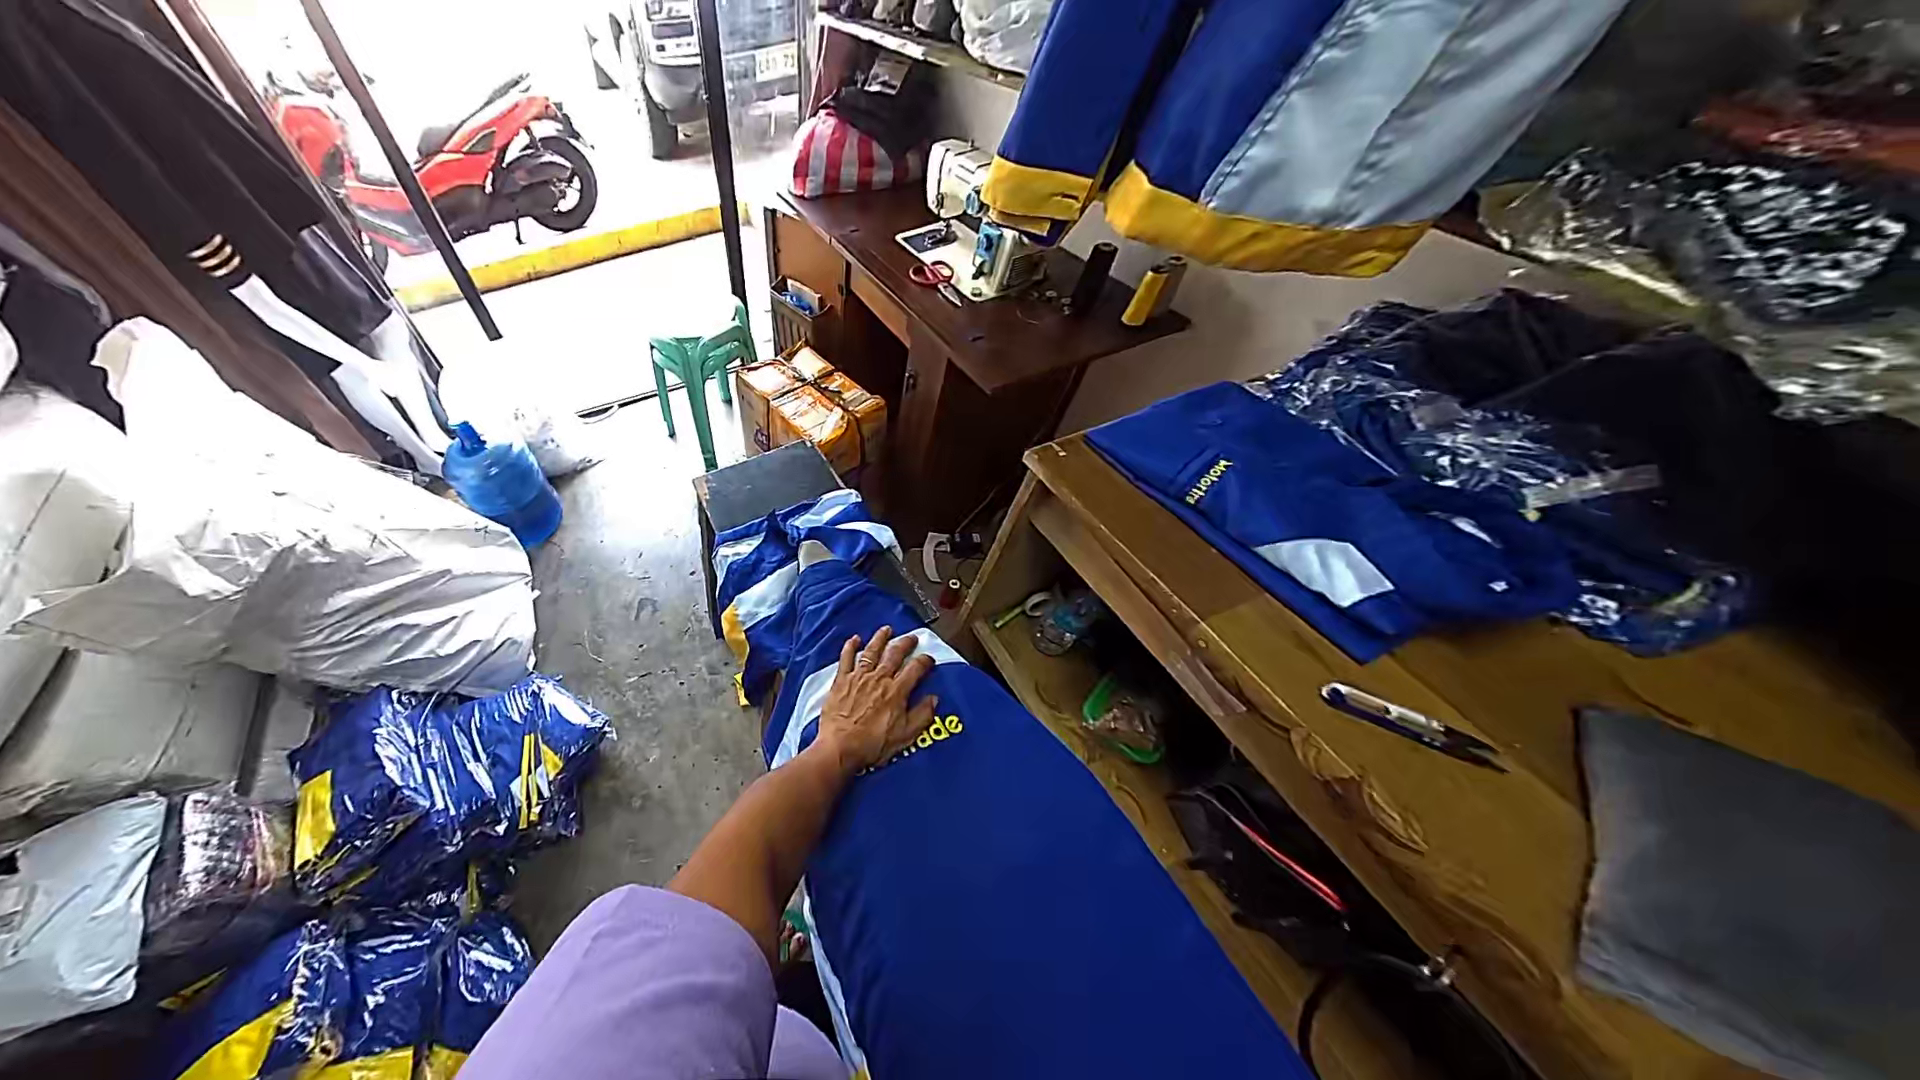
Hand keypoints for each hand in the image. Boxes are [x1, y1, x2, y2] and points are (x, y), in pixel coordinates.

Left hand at [814, 626, 937, 775]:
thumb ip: (922, 715)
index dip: (925, 661)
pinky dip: (850, 647)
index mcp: (896, 691)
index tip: (929, 659)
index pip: (916, 668)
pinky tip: (854, 639)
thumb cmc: (872, 744)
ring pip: (872, 651)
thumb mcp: (905, 735)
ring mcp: (859, 678)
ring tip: (886, 630)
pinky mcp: (841, 681)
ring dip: (880, 638)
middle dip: (905, 643)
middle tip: (912, 637)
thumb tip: (934, 699)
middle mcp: (879, 679)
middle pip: (895, 654)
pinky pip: (846, 659)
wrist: (839, 748)